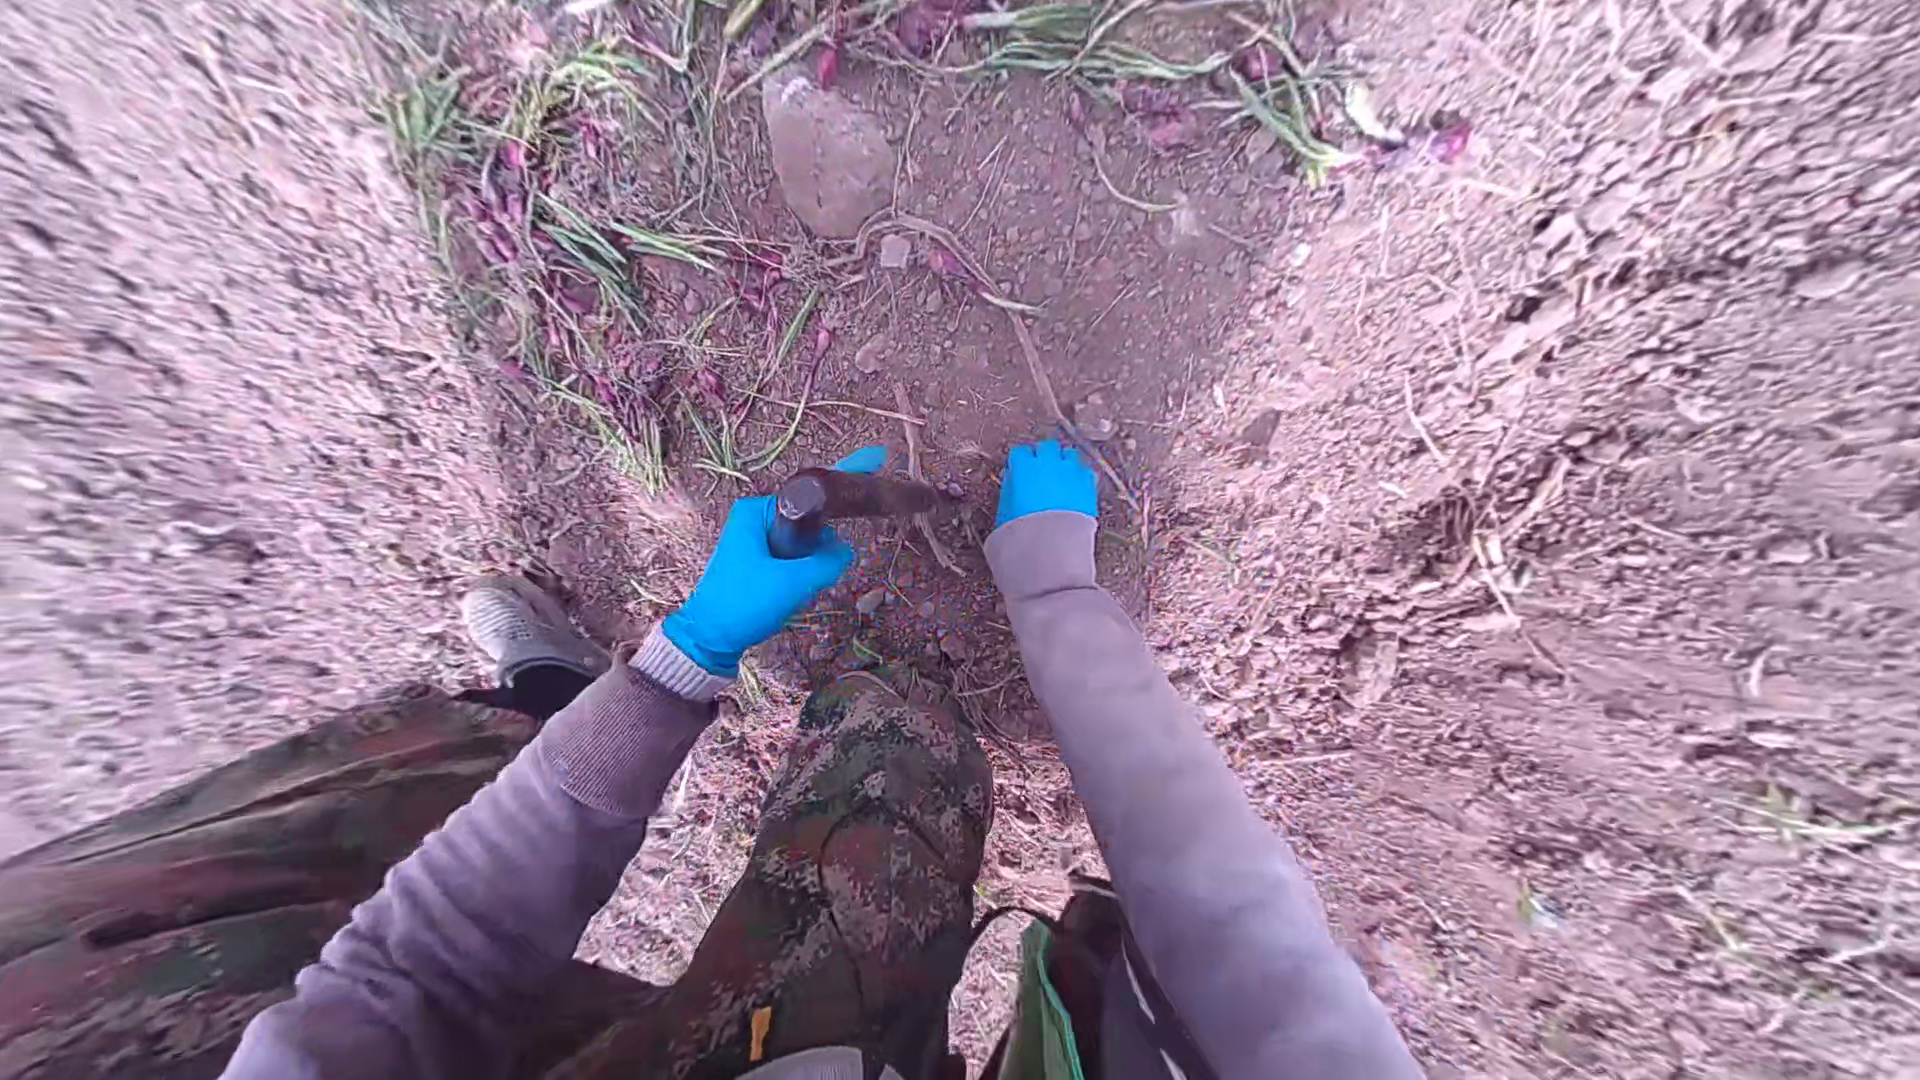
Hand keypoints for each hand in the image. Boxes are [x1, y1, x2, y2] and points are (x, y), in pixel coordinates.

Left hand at [664, 445, 887, 675]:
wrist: (709, 639)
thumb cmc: (744, 603)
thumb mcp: (792, 582)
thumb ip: (828, 562)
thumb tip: (847, 551)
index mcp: (759, 511)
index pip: (811, 487)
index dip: (848, 472)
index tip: (879, 456)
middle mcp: (759, 517)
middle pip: (814, 516)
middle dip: (827, 542)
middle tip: (822, 571)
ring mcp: (760, 539)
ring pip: (809, 540)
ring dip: (817, 561)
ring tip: (802, 590)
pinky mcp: (763, 559)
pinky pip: (798, 556)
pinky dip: (808, 570)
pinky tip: (802, 591)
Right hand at [995, 439, 1097, 527]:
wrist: (1051, 550)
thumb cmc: (1025, 534)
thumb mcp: (1004, 513)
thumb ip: (1009, 492)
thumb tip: (1012, 485)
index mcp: (1024, 469)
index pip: (1020, 453)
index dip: (1019, 462)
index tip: (1019, 469)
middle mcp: (1049, 465)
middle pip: (1047, 448)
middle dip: (1043, 456)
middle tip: (1040, 469)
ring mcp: (1071, 473)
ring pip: (1070, 455)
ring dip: (1064, 463)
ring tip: (1060, 477)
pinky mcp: (1088, 486)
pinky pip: (1086, 472)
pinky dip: (1080, 477)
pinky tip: (1076, 489)